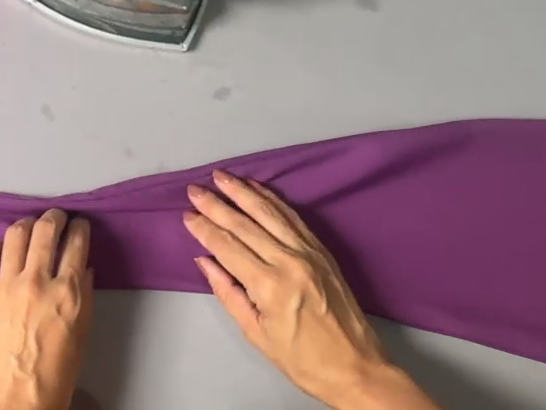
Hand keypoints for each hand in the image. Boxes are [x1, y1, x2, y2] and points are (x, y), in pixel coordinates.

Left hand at [0, 209, 92, 409]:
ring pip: (16, 233)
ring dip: (26, 224)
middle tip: (57, 216)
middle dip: (54, 216)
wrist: (12, 403)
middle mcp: (38, 280)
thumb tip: (83, 269)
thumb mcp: (81, 337)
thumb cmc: (53, 377)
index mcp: (68, 293)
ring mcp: (7, 283)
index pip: (76, 243)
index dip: (80, 228)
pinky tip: (2, 250)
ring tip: (30, 226)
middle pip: (46, 229)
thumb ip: (84, 298)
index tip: (79, 224)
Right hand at [184, 171, 437, 409]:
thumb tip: (205, 260)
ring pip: (268, 211)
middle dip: (215, 204)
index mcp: (269, 286)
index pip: (227, 246)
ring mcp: (308, 251)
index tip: (187, 215)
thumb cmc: (304, 360)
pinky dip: (270, 197)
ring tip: (220, 176)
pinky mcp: (321, 249)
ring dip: (241, 190)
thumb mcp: (257, 335)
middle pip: (244, 224)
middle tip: (194, 190)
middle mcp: (288, 261)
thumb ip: (228, 294)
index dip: (204, 229)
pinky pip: (291, 215)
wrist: (358, 369)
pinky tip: (255, 187)